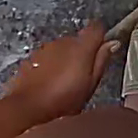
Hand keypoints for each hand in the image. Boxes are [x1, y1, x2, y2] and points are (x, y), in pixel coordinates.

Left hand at [2, 23, 117, 122]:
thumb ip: (102, 60)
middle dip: (82, 52)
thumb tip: (113, 43)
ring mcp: (44, 49)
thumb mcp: (91, 83)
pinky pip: (46, 57)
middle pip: (78, 39)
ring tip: (63, 82)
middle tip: (82, 75)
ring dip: (65, 59)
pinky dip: (50, 66)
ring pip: (61, 48)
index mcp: (82, 47)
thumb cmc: (63, 100)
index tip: (101, 51)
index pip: (96, 27)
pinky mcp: (30, 59)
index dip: (100, 37)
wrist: (24, 110)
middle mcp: (63, 42)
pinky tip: (48, 84)